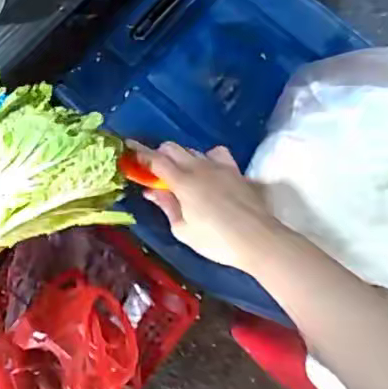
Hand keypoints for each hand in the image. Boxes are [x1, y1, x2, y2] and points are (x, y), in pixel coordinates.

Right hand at [131, 141, 294, 269]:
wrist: (259, 240)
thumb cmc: (216, 241)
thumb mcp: (182, 229)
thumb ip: (166, 206)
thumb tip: (152, 191)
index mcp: (182, 182)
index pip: (155, 159)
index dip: (139, 152)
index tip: (127, 148)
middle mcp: (199, 168)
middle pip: (173, 147)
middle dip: (159, 153)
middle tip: (153, 169)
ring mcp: (220, 167)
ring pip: (193, 150)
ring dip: (181, 157)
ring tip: (180, 173)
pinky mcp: (235, 171)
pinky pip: (216, 154)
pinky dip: (207, 157)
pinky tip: (208, 170)